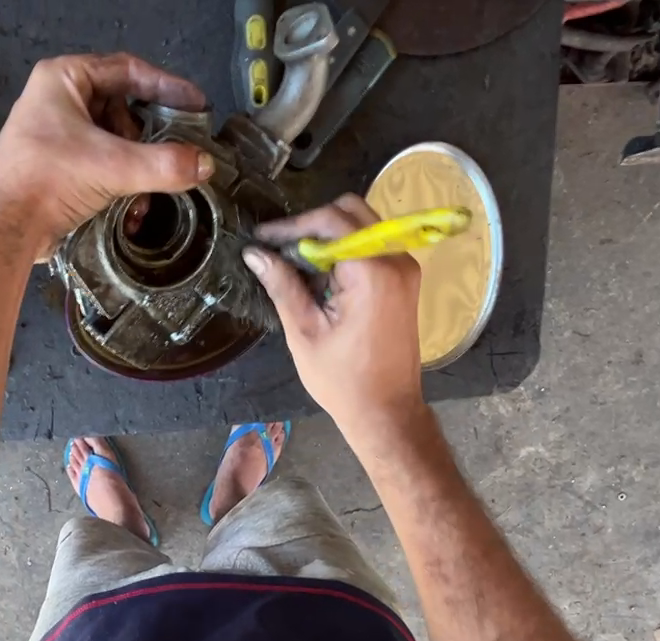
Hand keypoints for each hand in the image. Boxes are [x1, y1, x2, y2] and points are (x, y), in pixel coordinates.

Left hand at [0, 54, 214, 258]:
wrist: (5, 228)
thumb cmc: (47, 180)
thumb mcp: (113, 166)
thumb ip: (163, 164)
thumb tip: (204, 164)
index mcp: (64, 79)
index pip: (127, 71)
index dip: (166, 86)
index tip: (195, 105)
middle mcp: (59, 102)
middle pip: (124, 112)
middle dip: (147, 143)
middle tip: (168, 159)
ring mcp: (58, 137)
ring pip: (114, 145)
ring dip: (136, 174)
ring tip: (143, 198)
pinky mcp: (59, 170)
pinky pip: (101, 169)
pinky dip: (120, 188)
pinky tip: (128, 212)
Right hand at [245, 195, 426, 448]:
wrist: (386, 410)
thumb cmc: (343, 380)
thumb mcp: (304, 332)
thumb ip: (282, 286)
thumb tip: (254, 254)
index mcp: (372, 271)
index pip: (330, 221)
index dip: (291, 225)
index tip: (261, 238)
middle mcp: (396, 259)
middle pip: (350, 212)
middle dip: (312, 225)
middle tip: (279, 248)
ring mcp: (405, 268)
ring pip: (362, 226)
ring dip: (328, 236)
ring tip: (296, 263)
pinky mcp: (404, 280)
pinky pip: (371, 246)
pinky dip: (345, 250)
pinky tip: (321, 276)